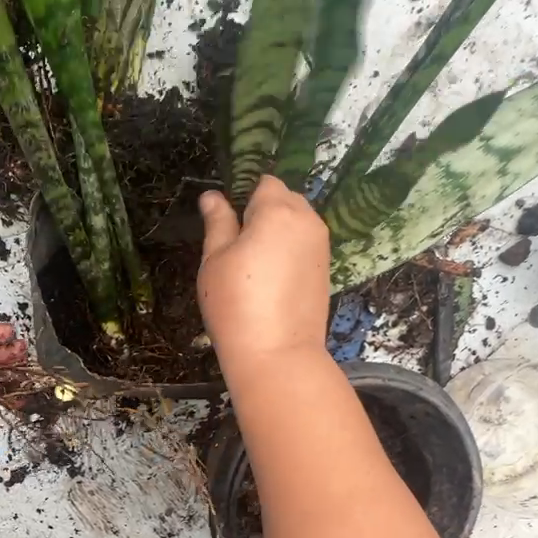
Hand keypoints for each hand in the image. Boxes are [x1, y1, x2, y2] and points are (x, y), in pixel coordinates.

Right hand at [197, 175, 332, 364]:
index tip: (226, 226)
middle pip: (284, 199)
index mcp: (277, 210)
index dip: (243, 198)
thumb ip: (217, 224)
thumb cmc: (235, 305)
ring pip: (296, 223)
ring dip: (276, 234)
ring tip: (254, 268)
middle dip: (262, 214)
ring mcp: (321, 244)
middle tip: (236, 249)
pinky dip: (288, 254)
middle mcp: (306, 219)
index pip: (263, 183)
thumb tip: (212, 196)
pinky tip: (271, 282)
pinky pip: (304, 246)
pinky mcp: (325, 268)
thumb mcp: (215, 262)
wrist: (277, 354)